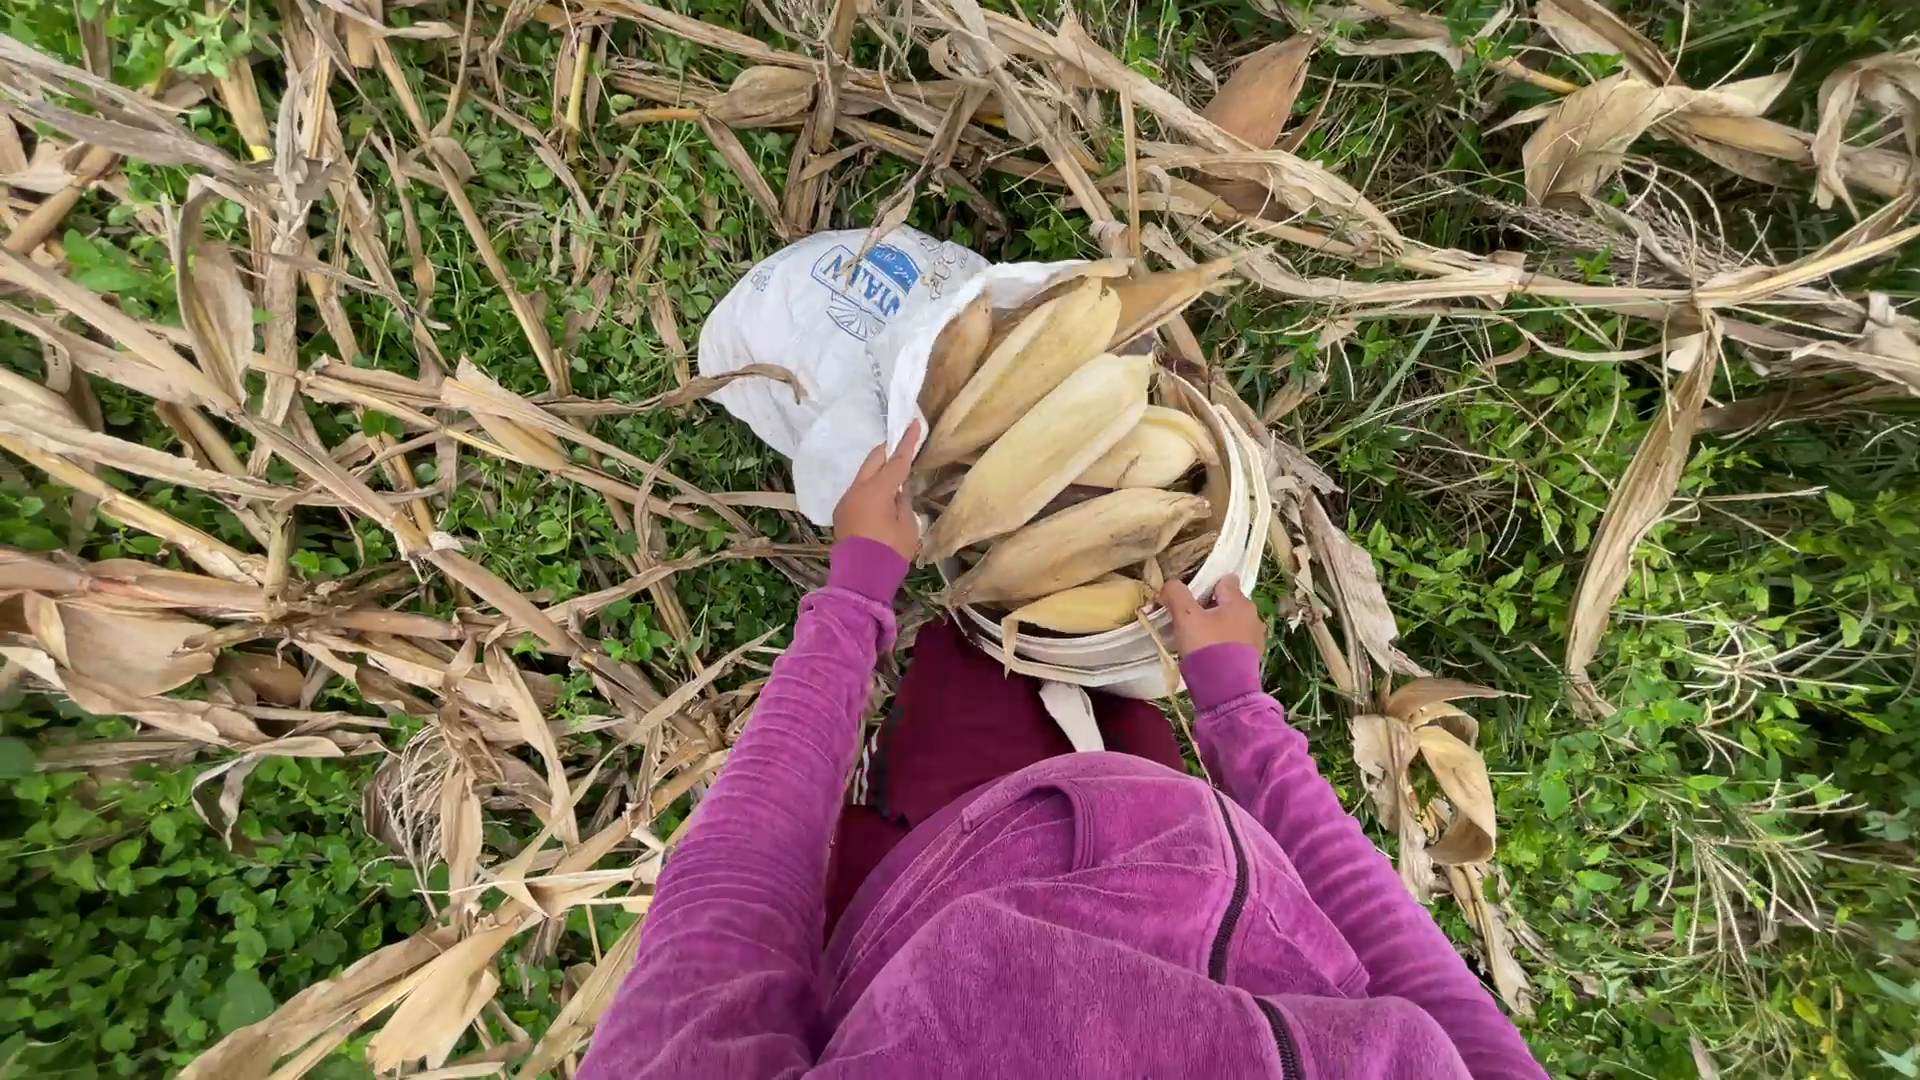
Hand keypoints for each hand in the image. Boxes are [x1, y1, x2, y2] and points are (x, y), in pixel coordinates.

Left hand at [833, 420, 922, 558]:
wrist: (860, 580)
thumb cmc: (890, 554)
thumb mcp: (907, 527)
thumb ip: (904, 502)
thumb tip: (899, 490)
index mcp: (877, 491)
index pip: (896, 460)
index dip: (907, 442)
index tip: (914, 423)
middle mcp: (857, 490)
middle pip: (874, 460)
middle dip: (888, 450)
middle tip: (903, 444)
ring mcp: (846, 501)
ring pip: (864, 475)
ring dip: (879, 470)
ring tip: (895, 474)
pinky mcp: (841, 513)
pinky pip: (858, 491)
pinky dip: (871, 487)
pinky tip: (882, 496)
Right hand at [1159, 574, 1264, 656]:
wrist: (1225, 691)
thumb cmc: (1206, 647)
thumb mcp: (1185, 616)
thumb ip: (1176, 594)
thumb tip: (1171, 584)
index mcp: (1240, 602)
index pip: (1224, 580)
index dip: (1205, 584)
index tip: (1190, 598)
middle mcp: (1253, 616)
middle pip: (1226, 602)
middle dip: (1207, 607)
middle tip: (1187, 620)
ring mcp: (1254, 638)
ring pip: (1229, 622)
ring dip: (1214, 627)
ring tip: (1195, 640)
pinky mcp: (1252, 657)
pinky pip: (1233, 641)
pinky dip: (1220, 644)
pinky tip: (1206, 655)